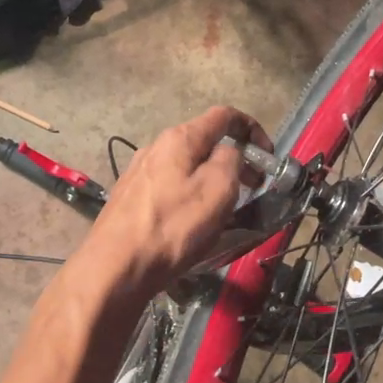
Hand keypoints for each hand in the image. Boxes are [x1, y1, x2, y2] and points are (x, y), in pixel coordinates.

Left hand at [75, 106, 270, 296]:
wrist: (114, 267)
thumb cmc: (173, 226)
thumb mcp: (218, 190)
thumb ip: (231, 161)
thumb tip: (230, 153)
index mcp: (179, 138)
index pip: (224, 115)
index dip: (252, 128)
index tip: (268, 155)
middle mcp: (156, 146)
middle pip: (204, 141)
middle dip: (234, 160)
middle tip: (252, 189)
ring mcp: (139, 172)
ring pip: (187, 166)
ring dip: (212, 180)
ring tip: (224, 211)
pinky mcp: (130, 197)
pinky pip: (170, 187)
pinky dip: (190, 196)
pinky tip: (191, 225)